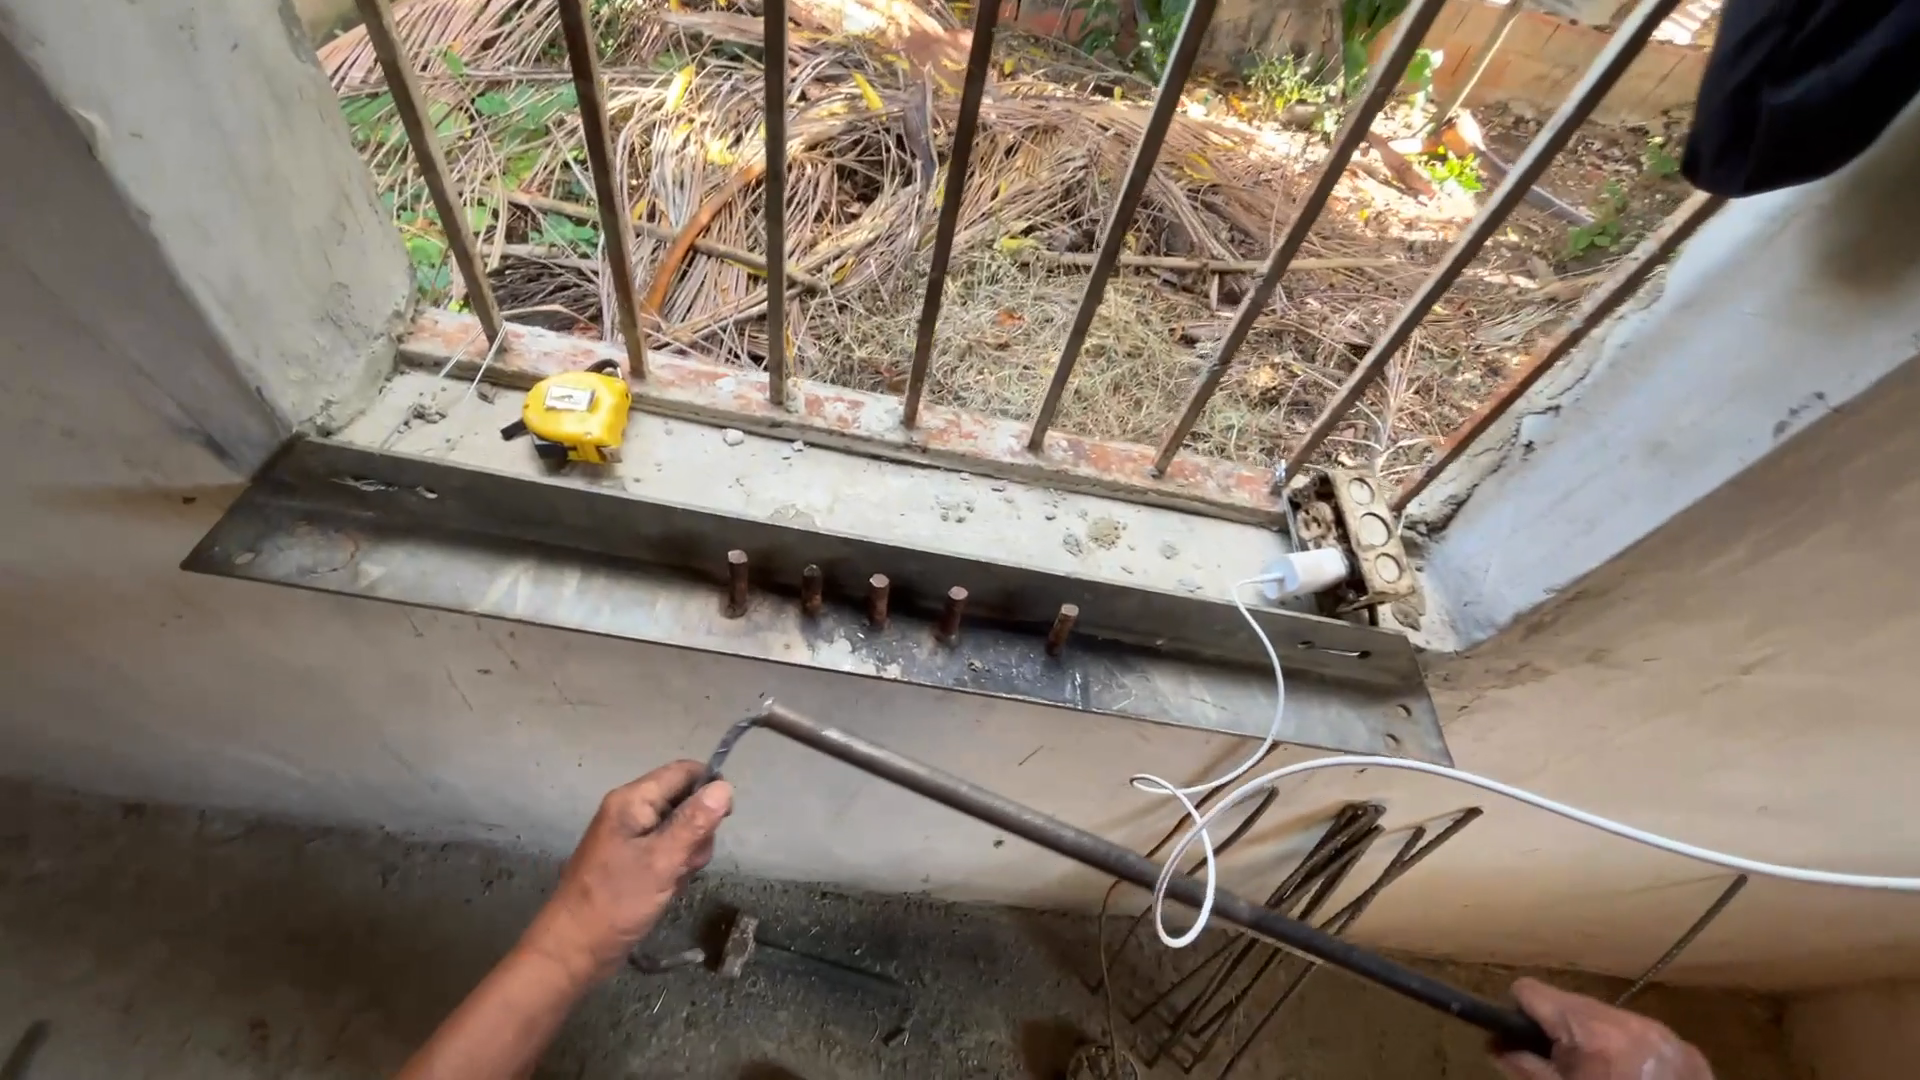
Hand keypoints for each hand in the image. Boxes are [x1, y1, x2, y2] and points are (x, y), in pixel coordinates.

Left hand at [521, 761, 732, 981]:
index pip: (685, 771)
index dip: (709, 788)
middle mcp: (632, 810)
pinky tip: (668, 886)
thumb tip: (725, 787)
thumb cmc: (614, 903)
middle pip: (685, 799)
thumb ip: (694, 822)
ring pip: (681, 827)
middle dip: (698, 829)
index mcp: (632, 800)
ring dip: (688, 851)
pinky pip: (668, 848)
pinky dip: (676, 865)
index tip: (723, 820)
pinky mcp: (633, 858)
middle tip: (688, 860)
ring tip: (675, 878)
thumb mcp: (662, 861)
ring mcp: (632, 835)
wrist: (571, 954)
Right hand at [1495, 978, 1713, 1079]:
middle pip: (1569, 1003)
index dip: (1520, 1013)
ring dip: (1597, 1039)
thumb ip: (1523, 1067)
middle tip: (1572, 1069)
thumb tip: (1495, 1046)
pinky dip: (1630, 1052)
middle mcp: (1628, 1022)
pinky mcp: (1691, 1053)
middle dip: (1562, 1029)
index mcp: (1591, 1031)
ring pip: (1605, 1018)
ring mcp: (1665, 1035)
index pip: (1529, 990)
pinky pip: (1642, 1035)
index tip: (1528, 1041)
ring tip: (1607, 1076)